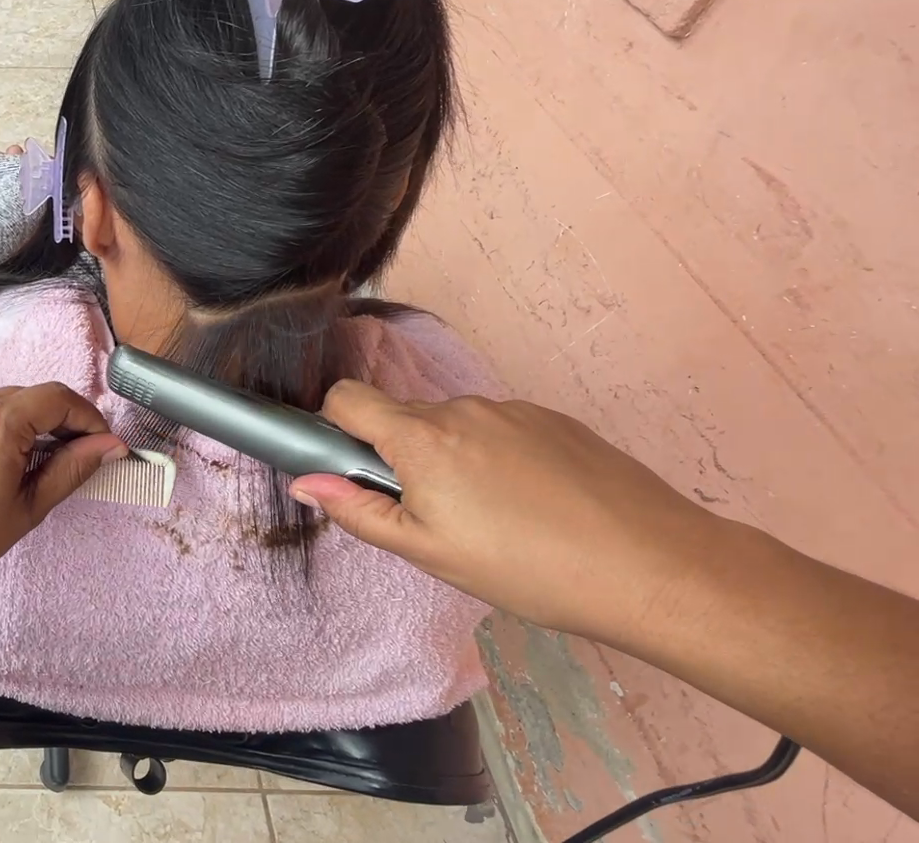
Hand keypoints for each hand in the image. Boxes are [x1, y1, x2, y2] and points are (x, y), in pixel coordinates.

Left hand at [0, 384, 127, 608]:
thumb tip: (112, 445)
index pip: (57, 397)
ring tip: (20, 465)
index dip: (86, 417)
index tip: (99, 443)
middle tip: (66, 459)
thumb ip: (73, 467)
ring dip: (19, 423)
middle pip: (28, 396)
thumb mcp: (29, 507)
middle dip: (54, 421)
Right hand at [289, 382, 725, 641]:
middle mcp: (460, 408)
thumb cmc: (526, 568)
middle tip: (435, 512)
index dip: (335, 424)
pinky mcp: (554, 418)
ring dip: (450, 456)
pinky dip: (495, 455)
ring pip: (452, 425)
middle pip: (402, 417)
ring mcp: (511, 409)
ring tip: (494, 514)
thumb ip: (358, 511)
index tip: (354, 467)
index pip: (346, 397)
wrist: (660, 569)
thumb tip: (305, 482)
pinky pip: (498, 428)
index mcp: (420, 438)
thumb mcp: (428, 552)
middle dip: (400, 455)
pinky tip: (533, 502)